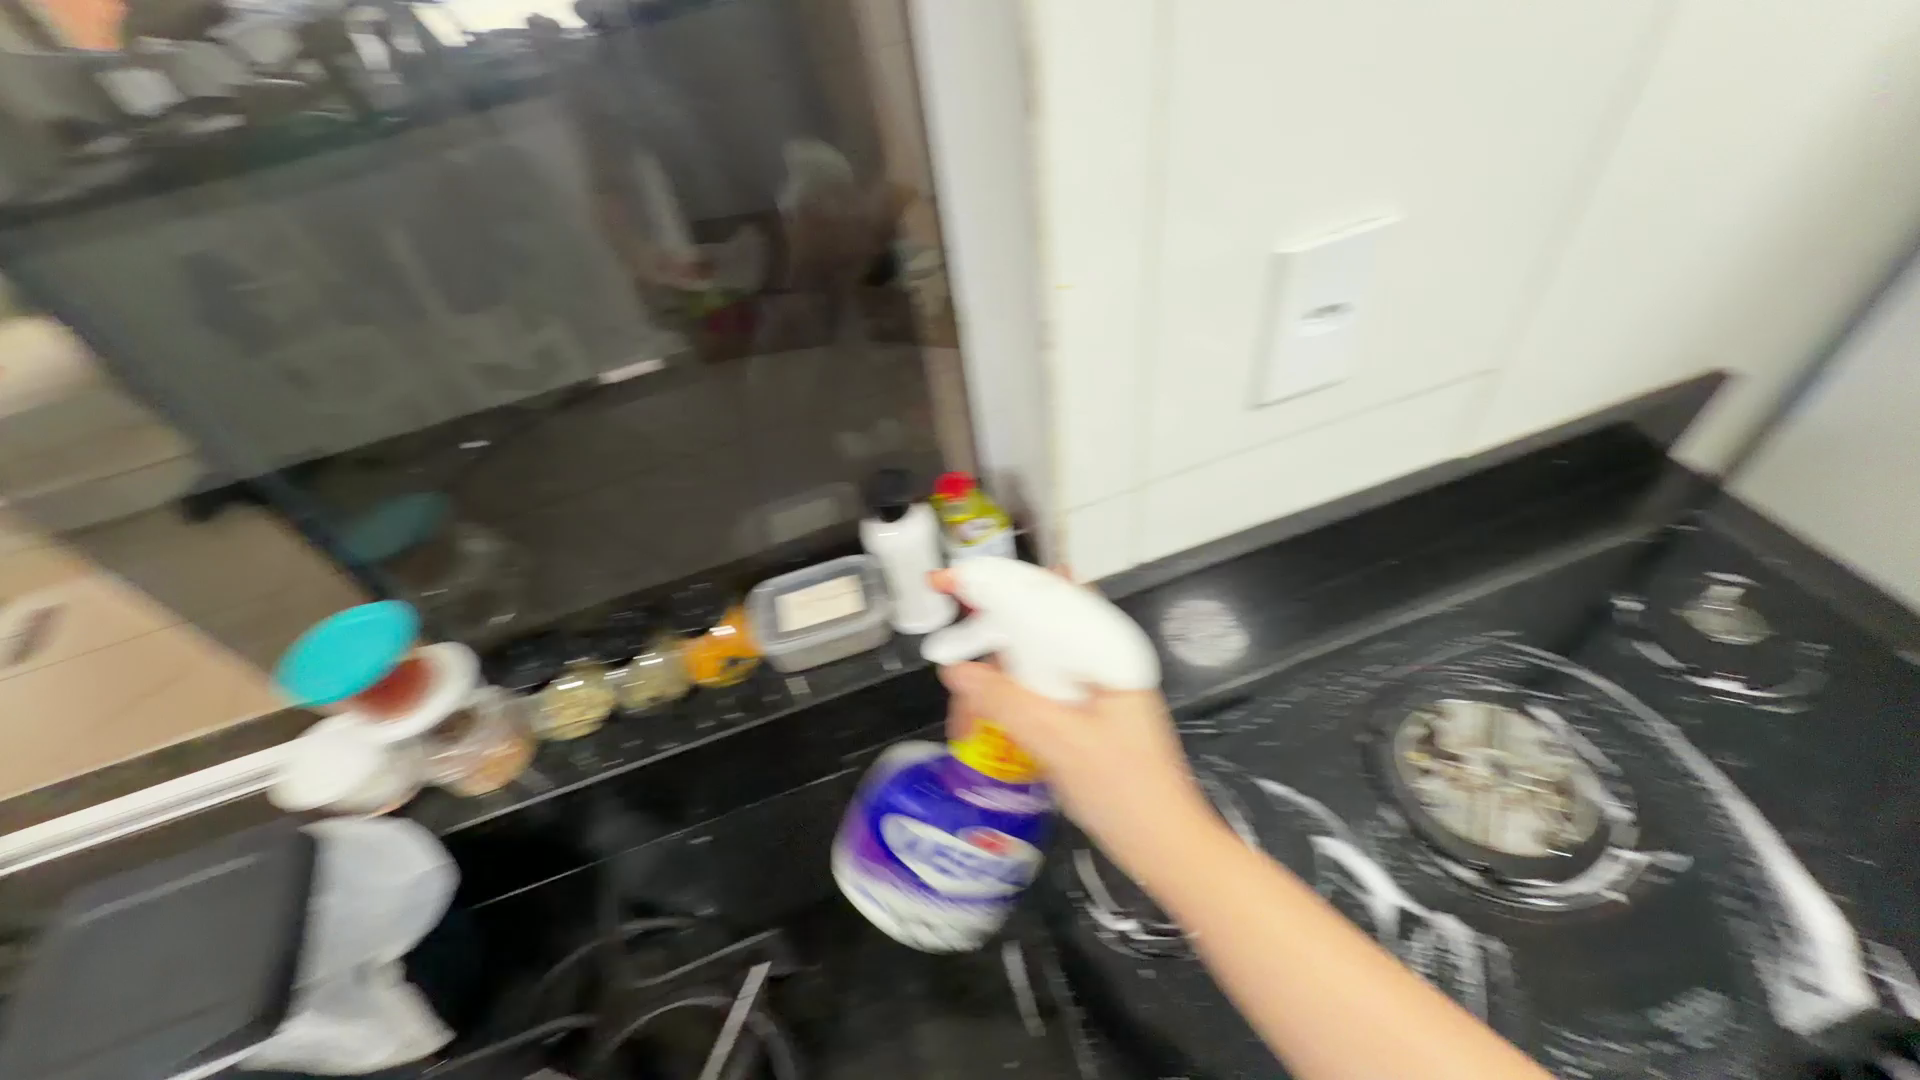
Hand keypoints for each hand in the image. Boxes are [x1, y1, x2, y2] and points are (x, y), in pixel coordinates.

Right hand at [929, 569, 1225, 876]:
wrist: (1166, 847)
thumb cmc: (1128, 795)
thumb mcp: (1063, 744)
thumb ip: (1009, 703)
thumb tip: (957, 671)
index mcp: (1107, 650)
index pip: (1045, 597)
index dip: (995, 584)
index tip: (949, 581)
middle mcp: (1100, 658)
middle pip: (1032, 625)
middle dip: (985, 642)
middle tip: (947, 660)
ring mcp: (1092, 685)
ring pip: (1029, 660)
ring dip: (993, 681)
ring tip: (966, 716)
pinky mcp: (1083, 711)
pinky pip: (1036, 689)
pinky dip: (1007, 701)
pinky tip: (986, 723)